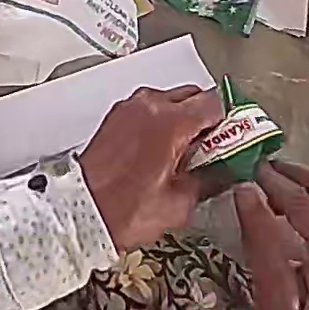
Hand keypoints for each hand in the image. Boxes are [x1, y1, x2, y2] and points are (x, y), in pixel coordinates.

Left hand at [78, 86, 224, 250]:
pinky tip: (161, 149)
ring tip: (184, 150)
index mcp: (170, 122)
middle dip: (206, 118)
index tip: (231, 138)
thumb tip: (228, 171)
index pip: (214, 103)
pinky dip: (161, 120)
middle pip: (194, 95)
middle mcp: (150, 105)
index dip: (228, 121)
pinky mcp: (116, 115)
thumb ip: (210, 180)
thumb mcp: (178, 203)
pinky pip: (149, 107)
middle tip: (211, 145)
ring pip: (171, 99)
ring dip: (183, 117)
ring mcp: (130, 107)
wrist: (77, 214)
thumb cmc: (125, 211)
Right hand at [235, 161, 308, 309]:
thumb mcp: (270, 293)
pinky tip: (287, 203)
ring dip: (305, 183)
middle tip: (264, 167)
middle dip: (295, 174)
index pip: (303, 205)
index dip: (274, 183)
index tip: (250, 167)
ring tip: (272, 181)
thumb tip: (245, 192)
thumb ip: (260, 239)